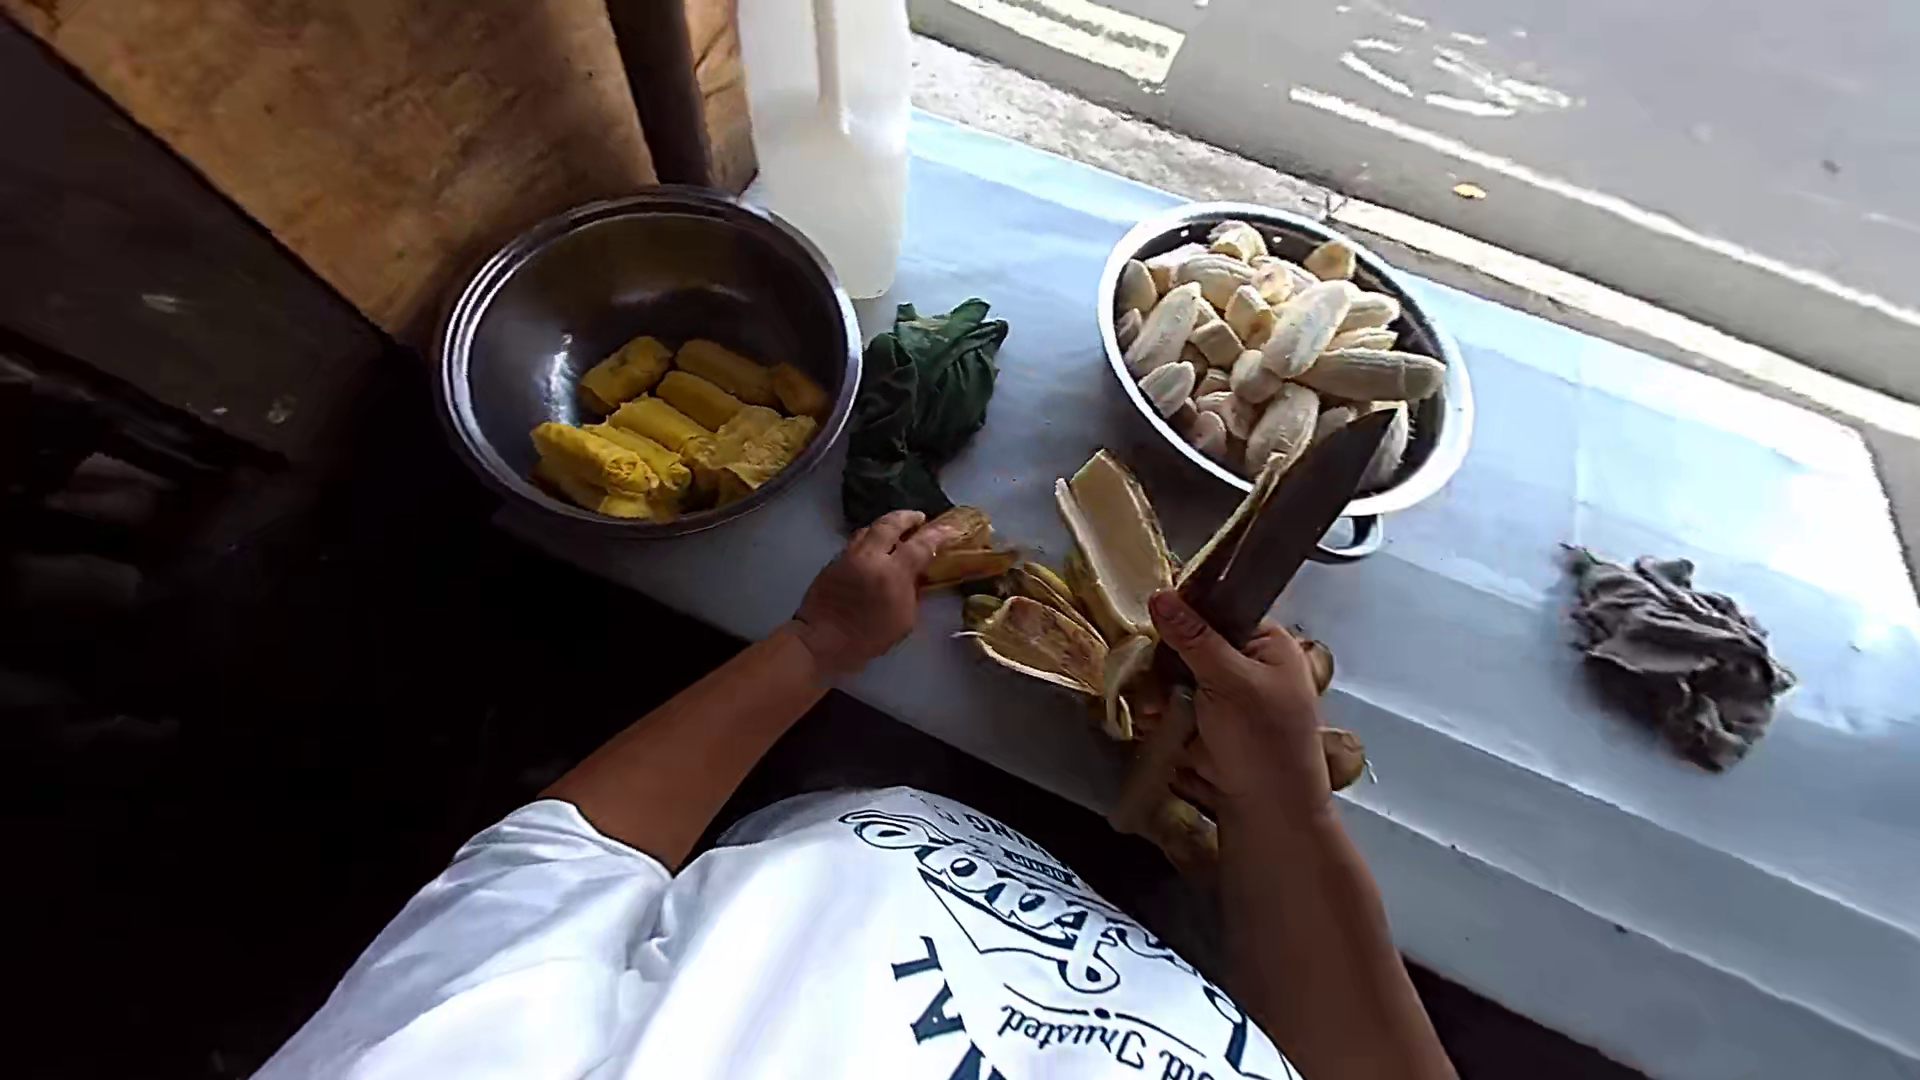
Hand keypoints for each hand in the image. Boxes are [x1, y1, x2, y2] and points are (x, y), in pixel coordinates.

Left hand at [791, 510, 958, 675]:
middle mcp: (870, 556)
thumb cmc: (867, 637)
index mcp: (892, 571)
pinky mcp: (833, 562)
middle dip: (907, 517)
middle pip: (890, 523)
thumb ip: (912, 593)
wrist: (820, 641)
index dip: (939, 534)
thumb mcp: (903, 621)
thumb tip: (915, 576)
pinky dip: (869, 540)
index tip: (950, 528)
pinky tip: (874, 550)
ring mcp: (848, 555)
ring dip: (885, 526)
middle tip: (919, 517)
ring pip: (869, 529)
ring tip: (896, 531)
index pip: (921, 544)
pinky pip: (856, 543)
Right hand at [1148, 590, 1330, 822]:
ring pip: (1173, 666)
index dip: (1186, 612)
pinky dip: (1159, 704)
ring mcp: (1221, 685)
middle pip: (1187, 637)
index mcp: (1265, 641)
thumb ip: (1192, 638)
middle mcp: (1243, 657)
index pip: (1217, 606)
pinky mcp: (1202, 710)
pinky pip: (1170, 692)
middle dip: (1166, 660)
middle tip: (1156, 680)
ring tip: (1155, 709)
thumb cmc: (1262, 739)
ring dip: (1158, 687)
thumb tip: (1159, 594)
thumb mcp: (1229, 682)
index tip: (1159, 626)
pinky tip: (1155, 718)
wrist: (1266, 809)